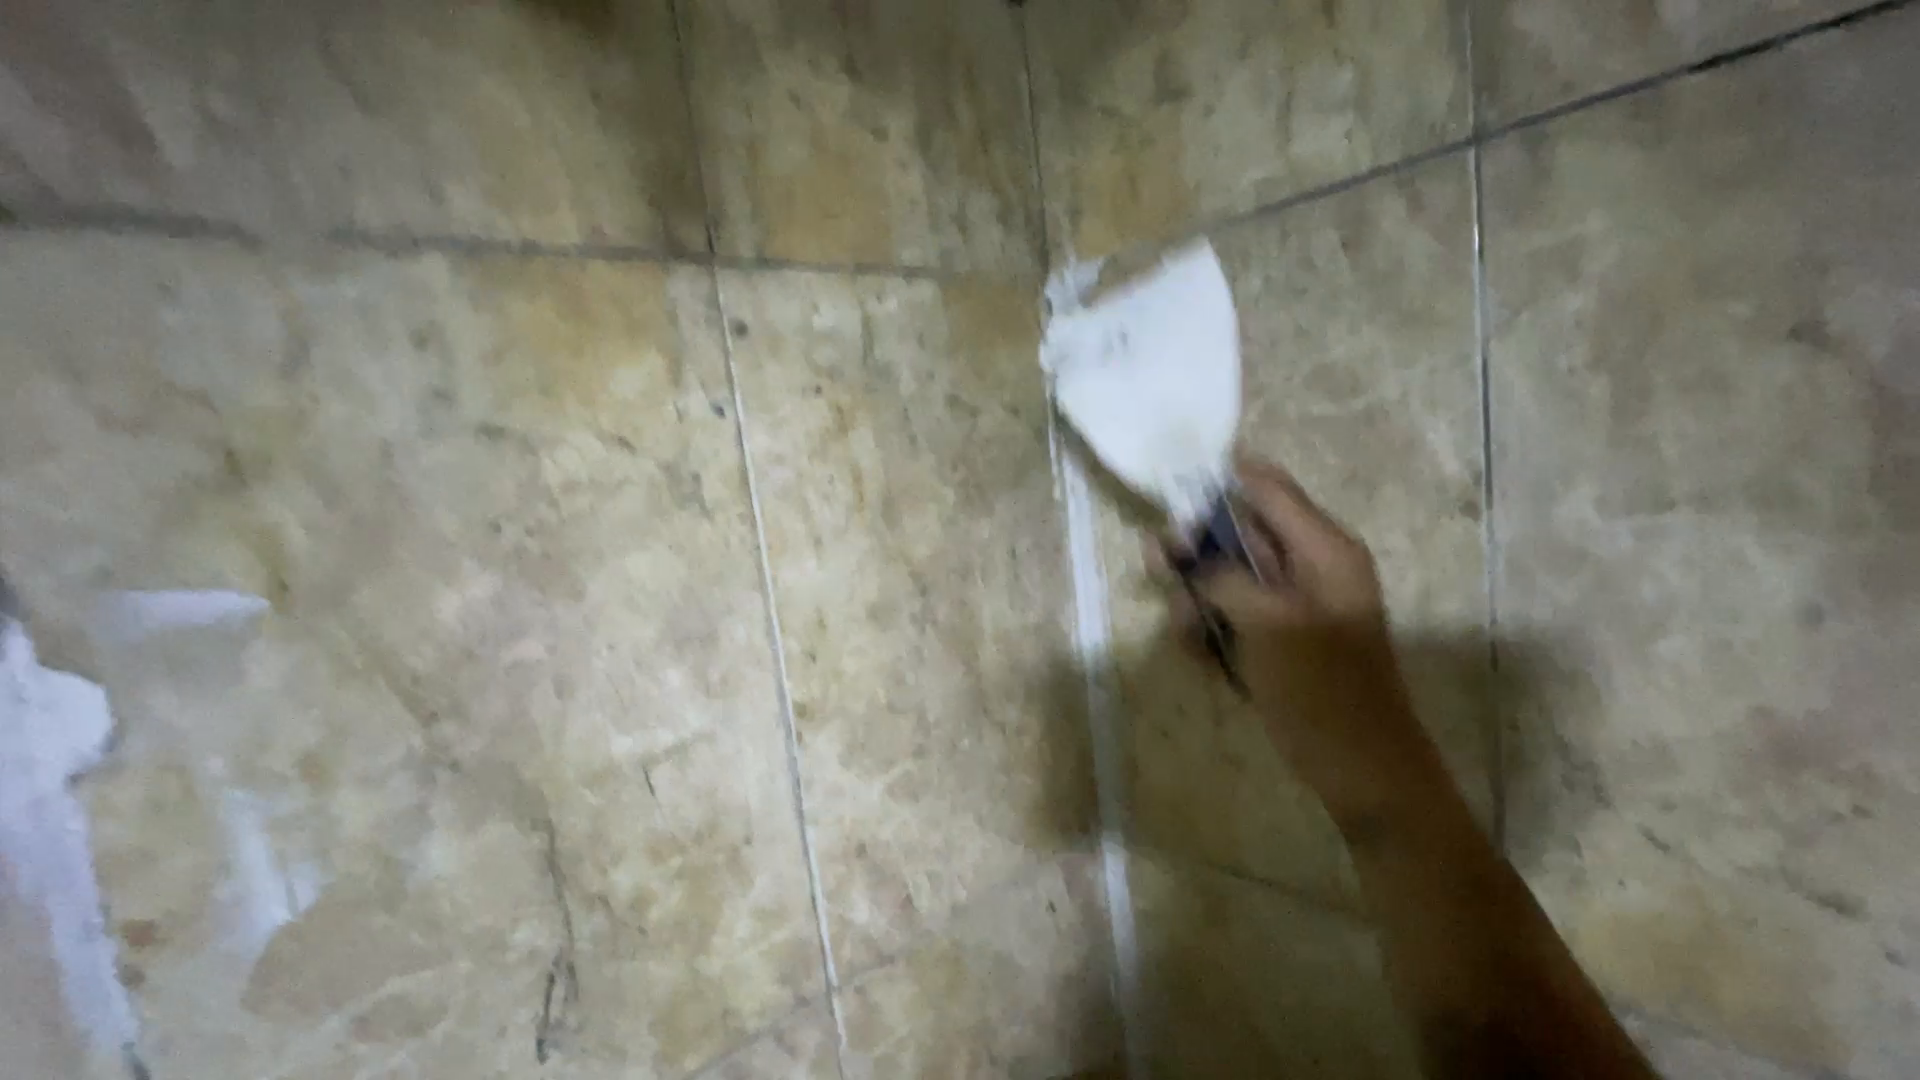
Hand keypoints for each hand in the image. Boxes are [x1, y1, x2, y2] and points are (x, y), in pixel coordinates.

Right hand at [1159, 456, 1441, 815]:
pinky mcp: (1276, 641)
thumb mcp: (1268, 621)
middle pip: (1240, 533)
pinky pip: (1232, 618)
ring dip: (1197, 597)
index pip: (1268, 489)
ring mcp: (1290, 607)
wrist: (1359, 766)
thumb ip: (1224, 577)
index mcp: (1322, 550)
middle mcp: (1307, 568)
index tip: (1174, 486)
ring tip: (1184, 628)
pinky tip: (1200, 656)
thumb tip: (1192, 557)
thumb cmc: (1322, 686)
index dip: (1222, 481)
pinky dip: (1211, 631)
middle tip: (1158, 562)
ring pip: (1227, 578)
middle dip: (1196, 548)